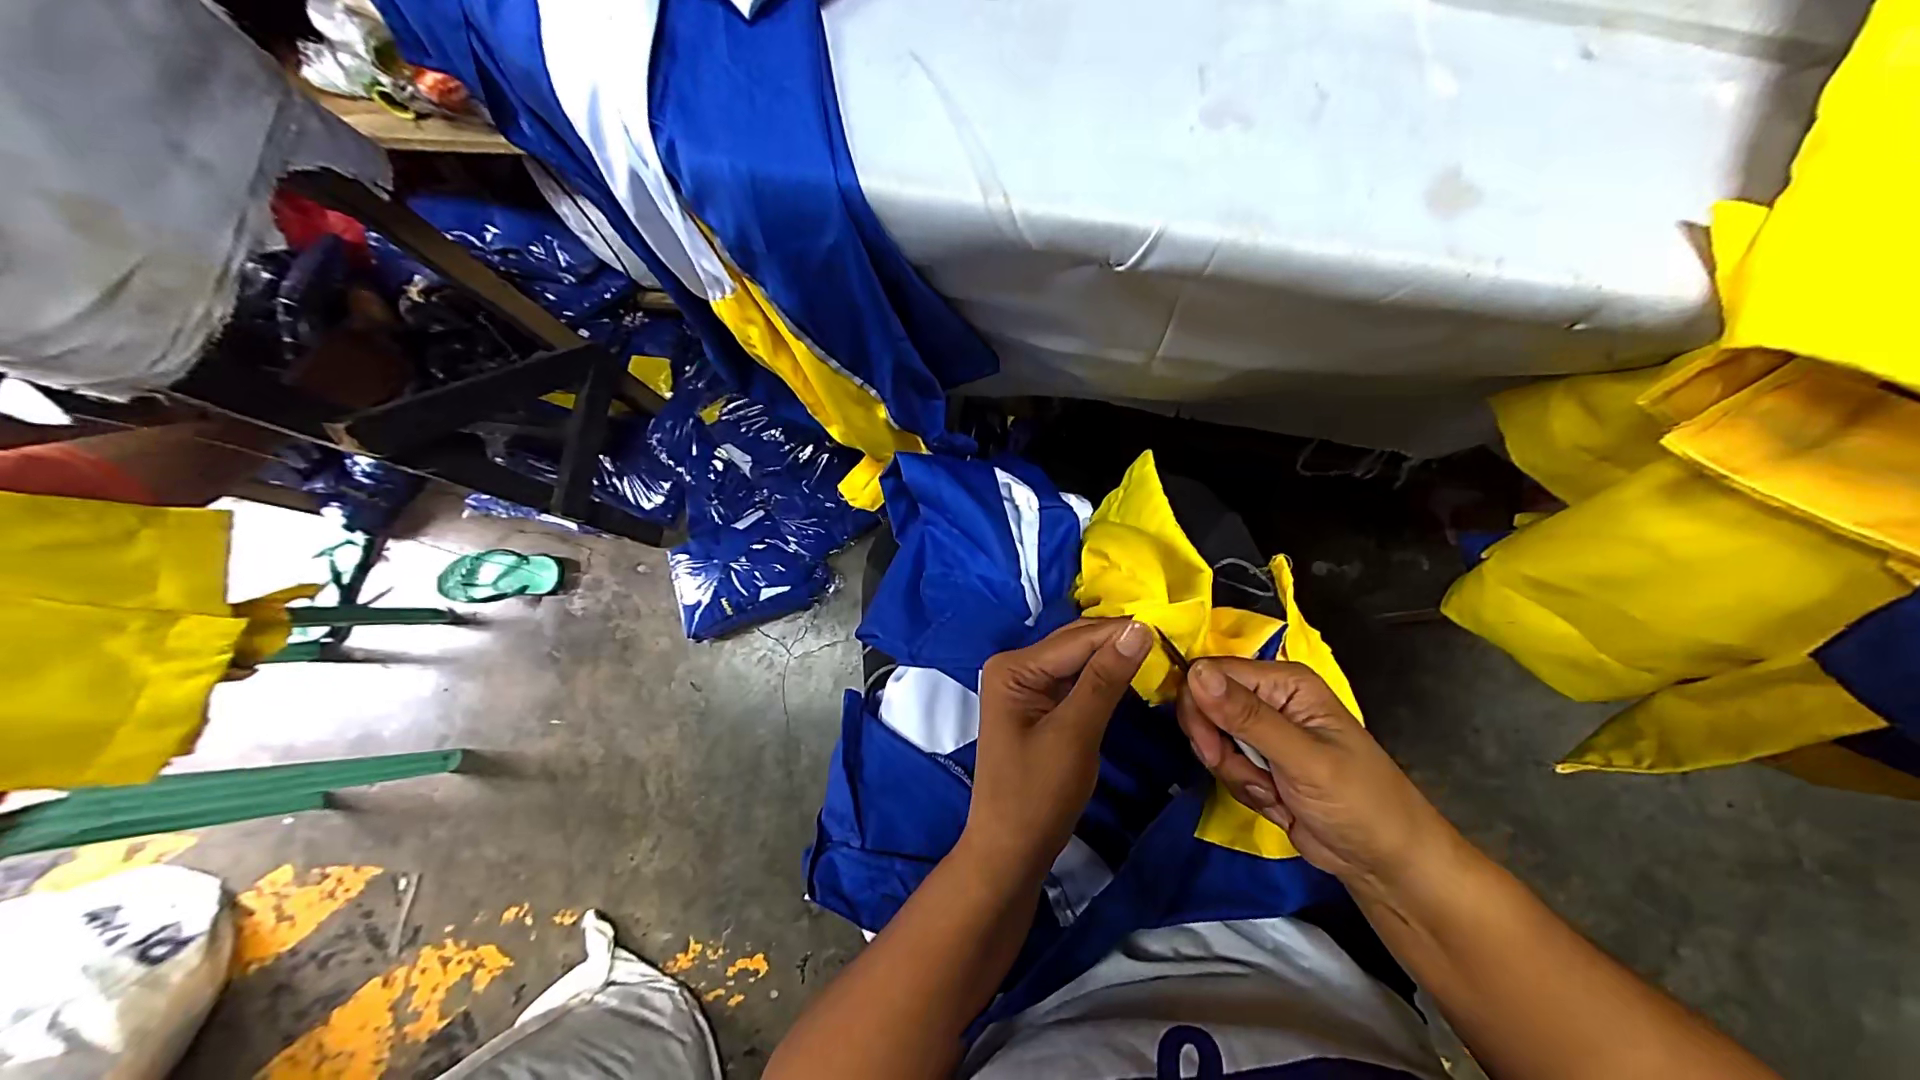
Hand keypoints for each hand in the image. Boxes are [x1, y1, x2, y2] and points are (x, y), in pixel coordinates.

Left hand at [962, 619, 1150, 877]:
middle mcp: (1016, 666)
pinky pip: (1075, 681)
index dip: (1123, 632)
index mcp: (1014, 667)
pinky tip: (1132, 675)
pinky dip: (1103, 679)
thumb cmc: (1037, 795)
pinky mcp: (1038, 706)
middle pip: (1076, 644)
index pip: (1077, 638)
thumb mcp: (1075, 734)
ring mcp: (1026, 687)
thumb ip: (1105, 679)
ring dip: (1114, 658)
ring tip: (1161, 654)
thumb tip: (1140, 629)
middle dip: (1119, 642)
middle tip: (1172, 642)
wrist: (1011, 851)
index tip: (1173, 629)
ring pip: (1078, 661)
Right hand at [1174, 658, 1459, 893]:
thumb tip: (1196, 672)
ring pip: (1211, 739)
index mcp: (1285, 682)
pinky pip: (1224, 765)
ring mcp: (1263, 732)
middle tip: (1250, 778)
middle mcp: (1270, 699)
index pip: (1212, 674)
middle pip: (1205, 705)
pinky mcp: (1258, 762)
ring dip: (1234, 774)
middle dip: (1218, 747)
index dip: (1201, 707)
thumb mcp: (1303, 758)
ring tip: (1275, 794)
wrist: (1386, 862)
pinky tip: (1278, 803)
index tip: (1211, 747)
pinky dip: (1243, 788)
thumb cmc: (1360, 802)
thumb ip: (1246, 716)